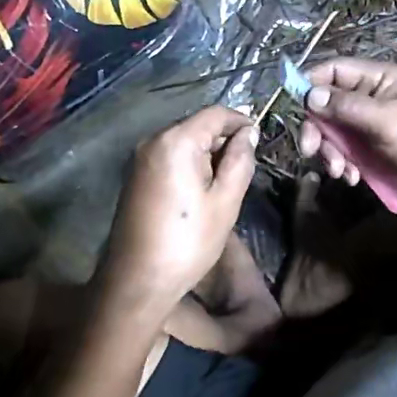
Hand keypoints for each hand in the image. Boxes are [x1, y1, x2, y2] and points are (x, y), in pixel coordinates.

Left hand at [100, 107, 257, 310]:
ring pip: (184, 142)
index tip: (260, 141)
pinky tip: (201, 192)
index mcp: (175, 142)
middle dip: (224, 140)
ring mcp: (140, 158)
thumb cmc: (187, 242)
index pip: (215, 114)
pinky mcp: (135, 176)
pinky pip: (170, 157)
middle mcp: (153, 141)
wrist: (136, 283)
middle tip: (245, 169)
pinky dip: (190, 164)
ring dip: (208, 154)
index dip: (241, 121)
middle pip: (198, 126)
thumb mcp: (226, 201)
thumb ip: (240, 160)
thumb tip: (249, 134)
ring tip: (225, 184)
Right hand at [294, 59, 396, 189]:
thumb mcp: (386, 120)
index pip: (334, 70)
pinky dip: (344, 164)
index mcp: (377, 79)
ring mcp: (368, 123)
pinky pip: (345, 151)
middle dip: (318, 130)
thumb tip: (310, 94)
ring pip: (333, 132)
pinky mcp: (370, 146)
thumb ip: (347, 107)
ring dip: (331, 153)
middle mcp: (369, 97)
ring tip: (342, 172)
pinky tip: (354, 178)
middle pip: (326, 105)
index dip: (312, 84)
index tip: (297, 106)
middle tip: (310, 151)